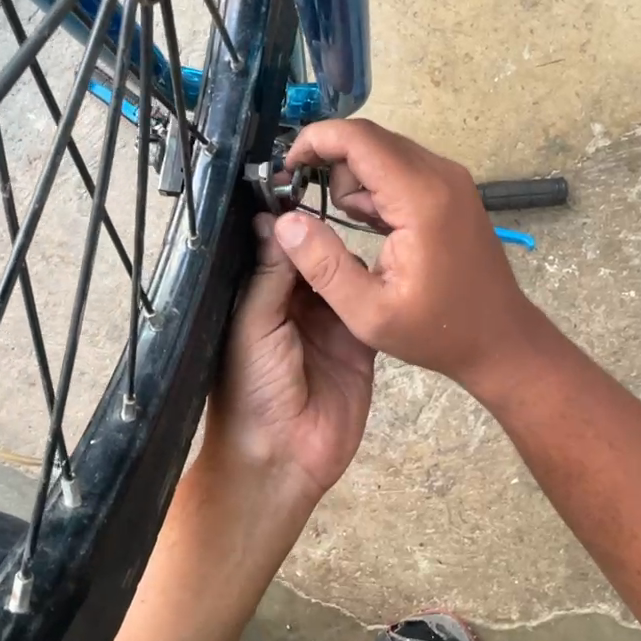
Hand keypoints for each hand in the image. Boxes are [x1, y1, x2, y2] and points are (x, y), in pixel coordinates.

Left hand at [205, 213, 376, 498]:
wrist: (283, 457)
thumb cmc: (253, 388)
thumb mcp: (254, 326)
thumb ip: (268, 276)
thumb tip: (268, 220)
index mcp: (258, 303)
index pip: (277, 253)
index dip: (289, 226)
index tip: (306, 183)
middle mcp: (294, 309)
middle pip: (314, 261)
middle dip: (324, 234)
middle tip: (348, 192)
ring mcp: (330, 326)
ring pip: (344, 279)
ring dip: (351, 257)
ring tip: (370, 217)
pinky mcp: (361, 346)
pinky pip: (370, 308)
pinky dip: (376, 287)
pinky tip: (388, 259)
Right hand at [276, 118, 542, 387]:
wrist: (500, 339)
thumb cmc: (437, 332)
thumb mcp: (367, 312)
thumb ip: (322, 265)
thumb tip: (284, 222)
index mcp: (420, 198)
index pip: (359, 138)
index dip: (315, 141)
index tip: (286, 169)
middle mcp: (440, 175)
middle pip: (369, 139)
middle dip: (330, 163)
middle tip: (309, 208)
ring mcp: (450, 179)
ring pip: (383, 151)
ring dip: (353, 179)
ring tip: (348, 228)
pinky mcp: (452, 189)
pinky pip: (401, 168)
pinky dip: (376, 187)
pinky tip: (373, 227)